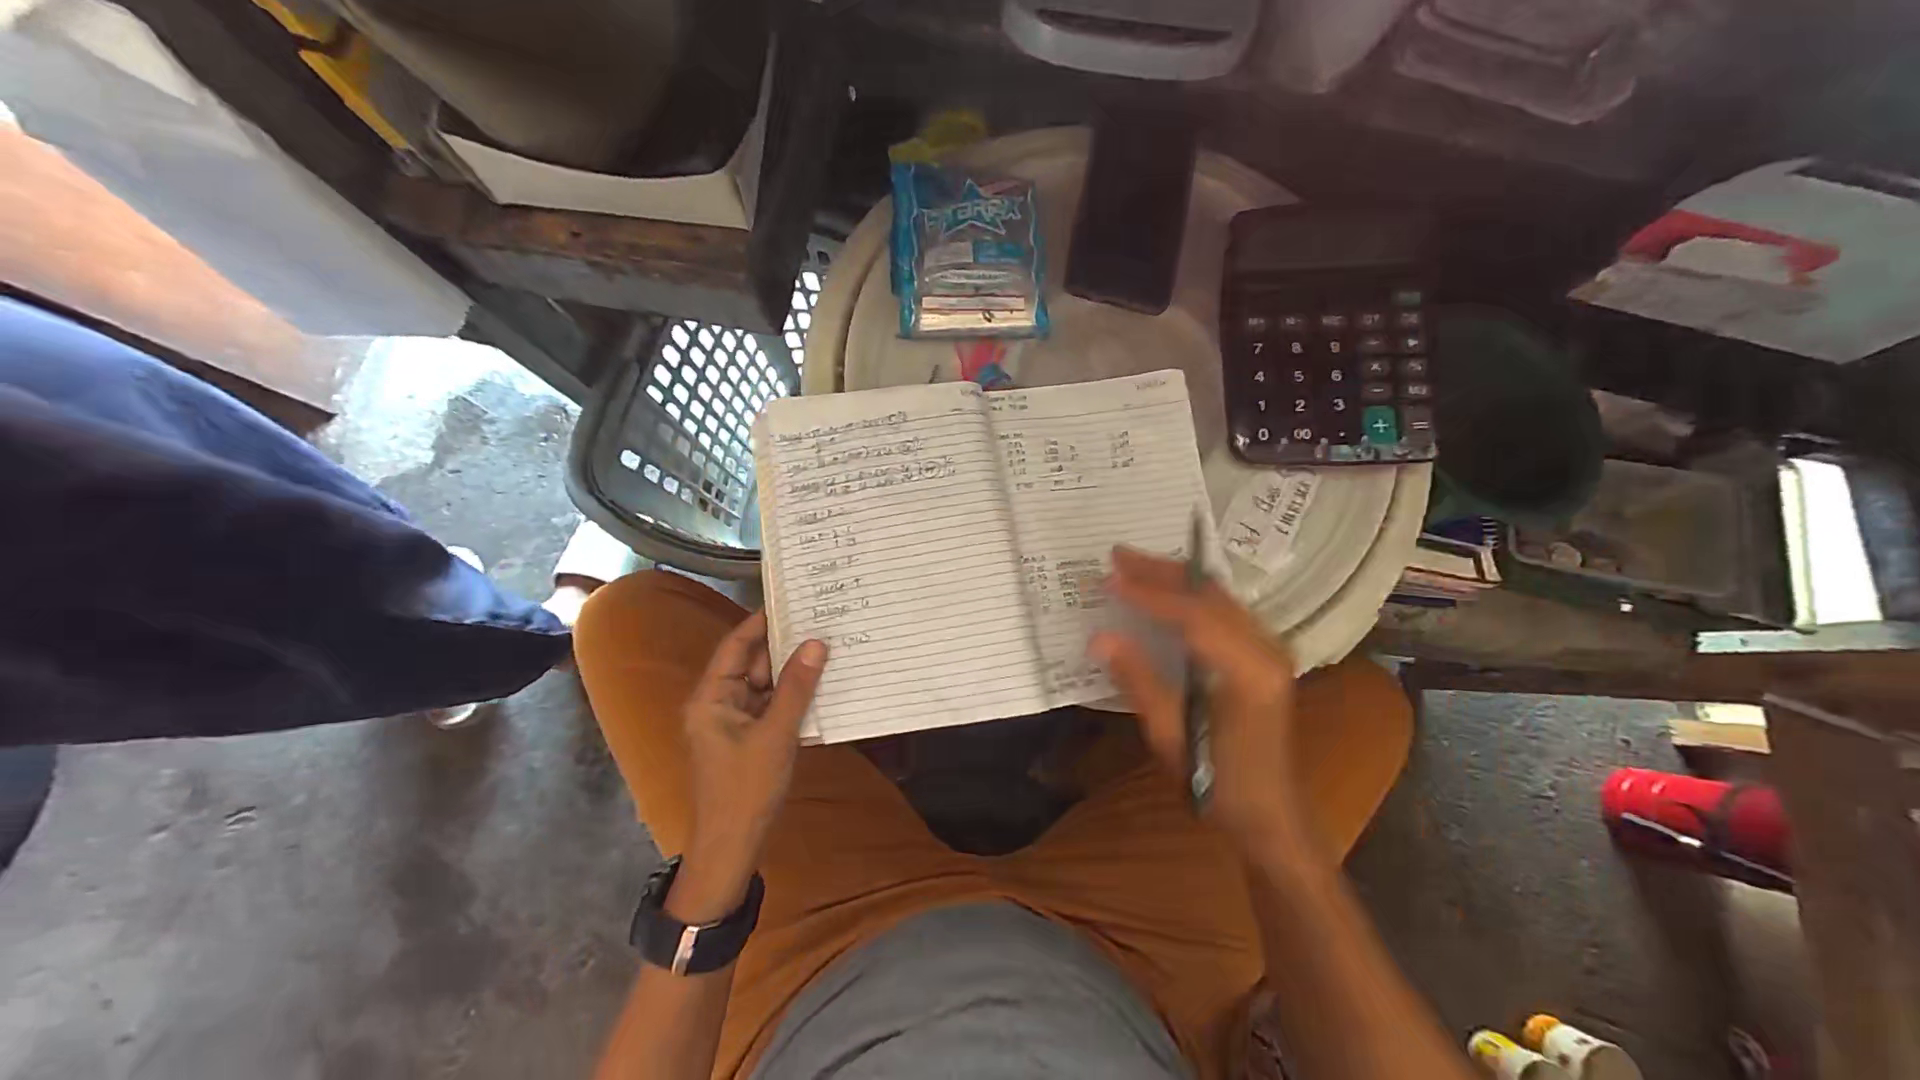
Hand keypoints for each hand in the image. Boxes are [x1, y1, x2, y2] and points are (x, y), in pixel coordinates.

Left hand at [671, 612, 826, 922]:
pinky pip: (770, 707)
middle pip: (752, 664)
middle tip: (820, 624)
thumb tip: (816, 643)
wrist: (732, 846)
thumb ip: (797, 688)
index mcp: (711, 697)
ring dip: (791, 675)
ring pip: (764, 686)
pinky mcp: (748, 739)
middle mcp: (718, 703)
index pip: (735, 646)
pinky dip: (791, 698)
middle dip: (784, 648)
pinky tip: (819, 686)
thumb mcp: (776, 735)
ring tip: (826, 649)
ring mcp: (733, 722)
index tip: (791, 602)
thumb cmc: (746, 788)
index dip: (761, 623)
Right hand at [1090, 547, 1309, 853]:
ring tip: (1135, 566)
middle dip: (1162, 572)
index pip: (1194, 615)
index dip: (1150, 593)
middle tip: (1118, 555)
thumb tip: (1100, 638)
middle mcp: (1268, 650)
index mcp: (1248, 672)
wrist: (1271, 813)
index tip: (1110, 578)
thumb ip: (1138, 682)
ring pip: (1220, 597)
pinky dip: (1193, 595)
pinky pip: (1227, 610)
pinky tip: (1167, 592)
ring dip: (1176, 579)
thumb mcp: (1171, 737)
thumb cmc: (1219, 783)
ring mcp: (1272, 650)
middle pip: (1211, 595)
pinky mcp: (1266, 656)